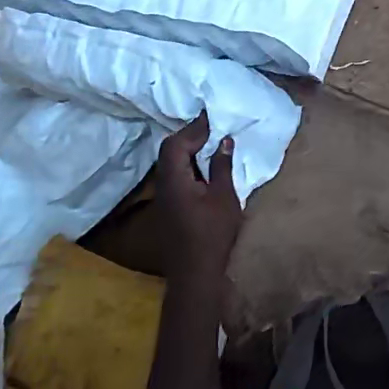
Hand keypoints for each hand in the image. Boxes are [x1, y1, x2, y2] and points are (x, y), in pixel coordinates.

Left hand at [153, 113, 242, 291]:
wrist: (196, 272)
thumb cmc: (213, 233)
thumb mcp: (224, 196)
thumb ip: (222, 166)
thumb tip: (223, 140)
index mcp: (174, 179)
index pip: (176, 144)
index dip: (193, 128)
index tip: (212, 116)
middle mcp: (163, 185)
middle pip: (169, 151)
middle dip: (189, 136)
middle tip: (212, 126)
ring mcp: (164, 197)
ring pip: (170, 164)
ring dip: (188, 150)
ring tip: (211, 141)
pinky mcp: (170, 207)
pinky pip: (175, 175)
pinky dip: (189, 163)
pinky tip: (205, 165)